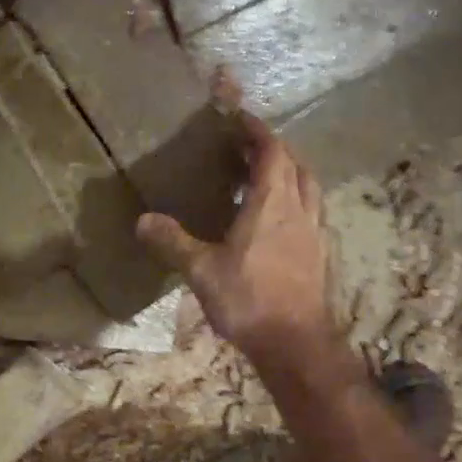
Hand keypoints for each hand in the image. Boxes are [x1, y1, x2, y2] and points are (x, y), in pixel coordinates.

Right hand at [135, 114, 335, 365]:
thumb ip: (173, 243)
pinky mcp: (319, 257)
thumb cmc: (249, 300)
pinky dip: (295, 206)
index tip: (240, 120)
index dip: (256, 131)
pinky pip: (310, 216)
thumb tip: (142, 221)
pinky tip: (279, 225)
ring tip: (265, 182)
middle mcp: (299, 209)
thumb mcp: (202, 271)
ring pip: (307, 189)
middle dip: (273, 151)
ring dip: (290, 176)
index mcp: (272, 202)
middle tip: (248, 152)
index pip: (271, 150)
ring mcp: (314, 233)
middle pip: (294, 165)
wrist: (295, 342)